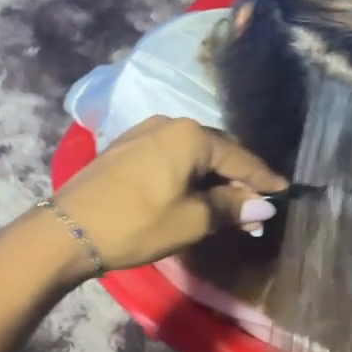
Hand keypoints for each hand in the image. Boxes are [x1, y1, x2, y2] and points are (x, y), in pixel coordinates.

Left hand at [50, 115, 286, 275]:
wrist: (67, 229)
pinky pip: (170, 154)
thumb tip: (262, 206)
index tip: (285, 191)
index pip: (240, 157)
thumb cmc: (136, 224)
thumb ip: (230, 208)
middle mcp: (170, 122)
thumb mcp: (191, 221)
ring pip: (192, 151)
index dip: (263, 178)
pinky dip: (187, 172)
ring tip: (226, 201)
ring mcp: (144, 131)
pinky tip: (191, 190)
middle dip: (238, 177)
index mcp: (191, 135)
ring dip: (211, 175)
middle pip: (217, 149)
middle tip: (255, 204)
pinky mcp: (126, 145)